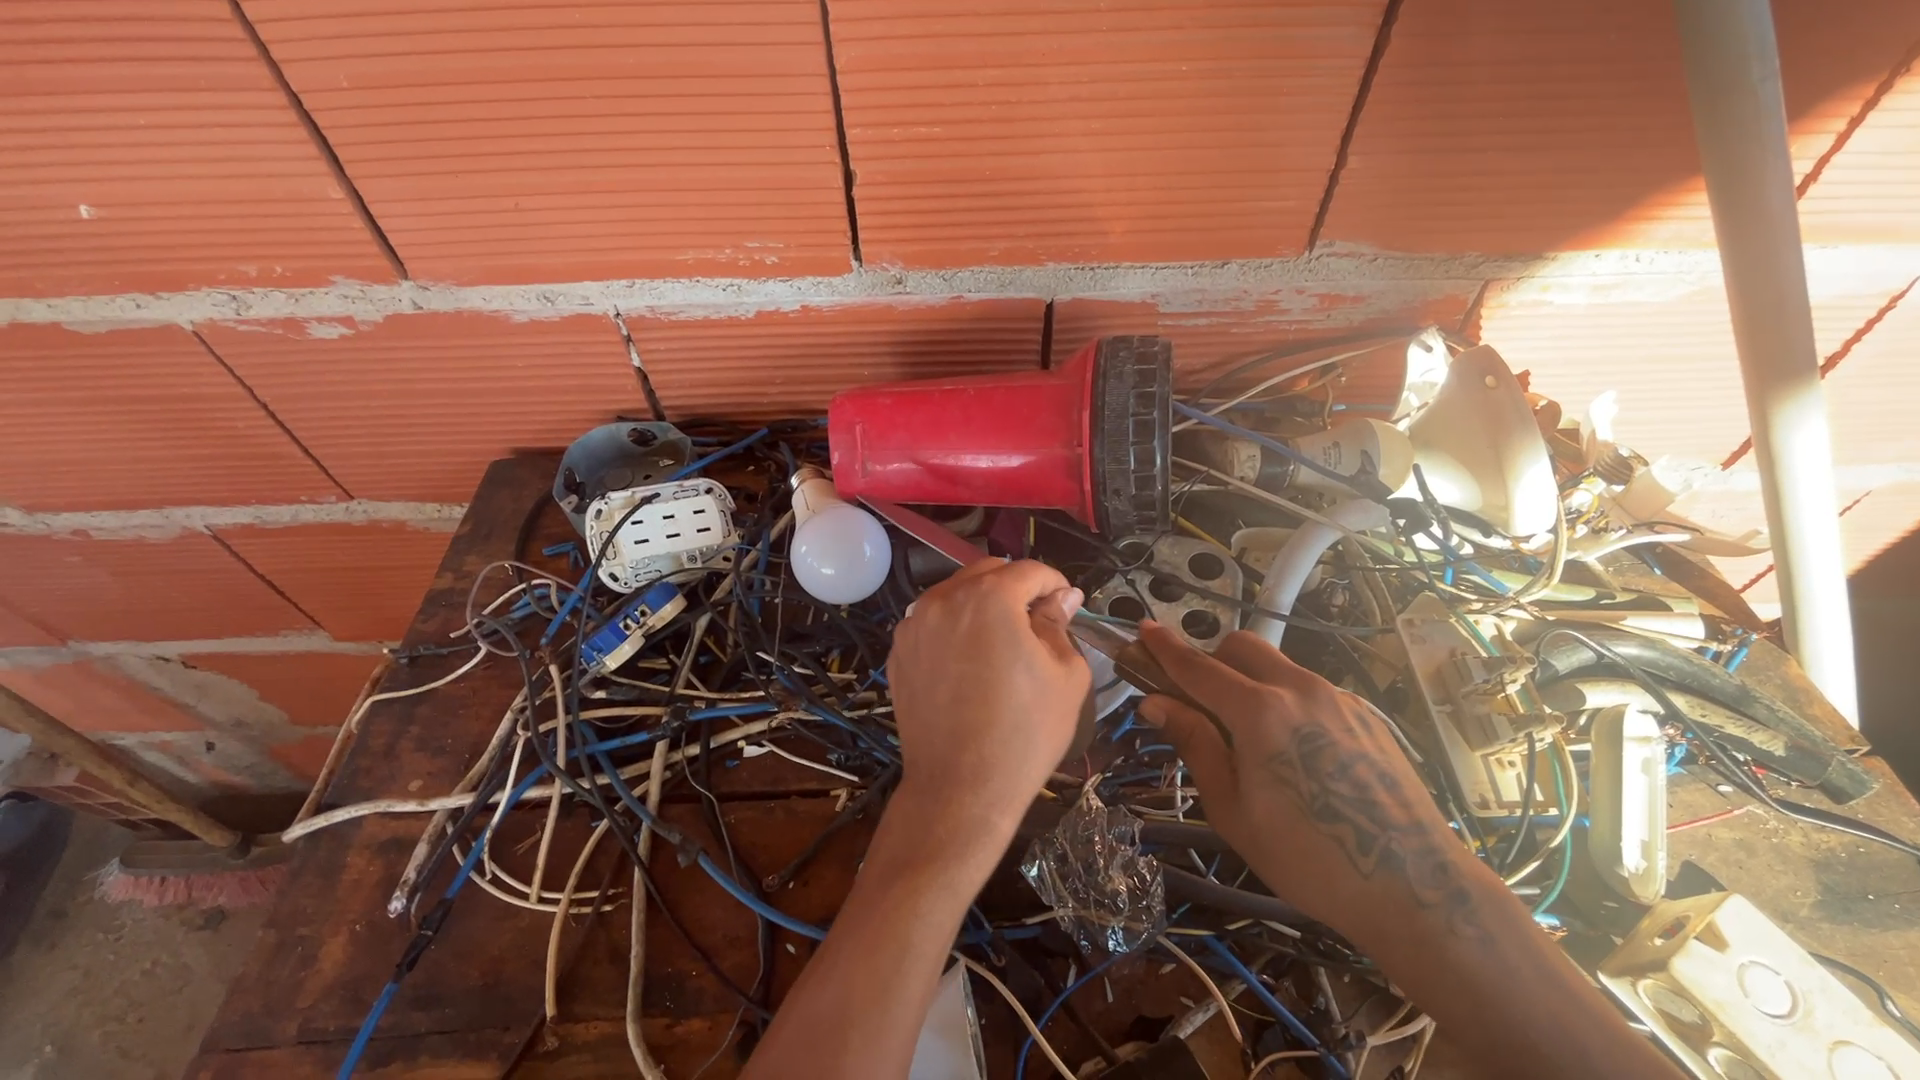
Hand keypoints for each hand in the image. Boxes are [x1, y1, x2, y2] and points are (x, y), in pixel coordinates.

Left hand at [886, 560, 1090, 827]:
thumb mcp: (1065, 675)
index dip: (1055, 584)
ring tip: (1003, 642)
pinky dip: (954, 628)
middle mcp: (944, 599)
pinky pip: (932, 623)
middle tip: (1038, 623)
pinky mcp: (899, 653)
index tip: (1067, 606)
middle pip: (988, 573)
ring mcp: (914, 625)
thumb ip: (1060, 624)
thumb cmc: (1024, 732)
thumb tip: (1062, 597)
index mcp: (989, 597)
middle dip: (1017, 588)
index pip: (1030, 570)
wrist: (960, 787)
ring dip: (983, 604)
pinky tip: (970, 664)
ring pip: (956, 595)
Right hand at [1136, 623, 1483, 942]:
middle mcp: (1300, 689)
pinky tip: (1296, 752)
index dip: (1165, 648)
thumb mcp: (1232, 809)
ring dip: (1249, 680)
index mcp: (1259, 711)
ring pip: (1279, 666)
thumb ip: (1196, 744)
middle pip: (1241, 647)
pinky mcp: (1366, 715)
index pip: (1198, 667)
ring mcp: (1339, 698)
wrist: (1412, 883)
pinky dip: (1285, 700)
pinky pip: (1311, 689)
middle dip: (1211, 659)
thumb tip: (1156, 703)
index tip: (1142, 628)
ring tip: (1249, 736)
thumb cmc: (1305, 856)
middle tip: (1197, 701)